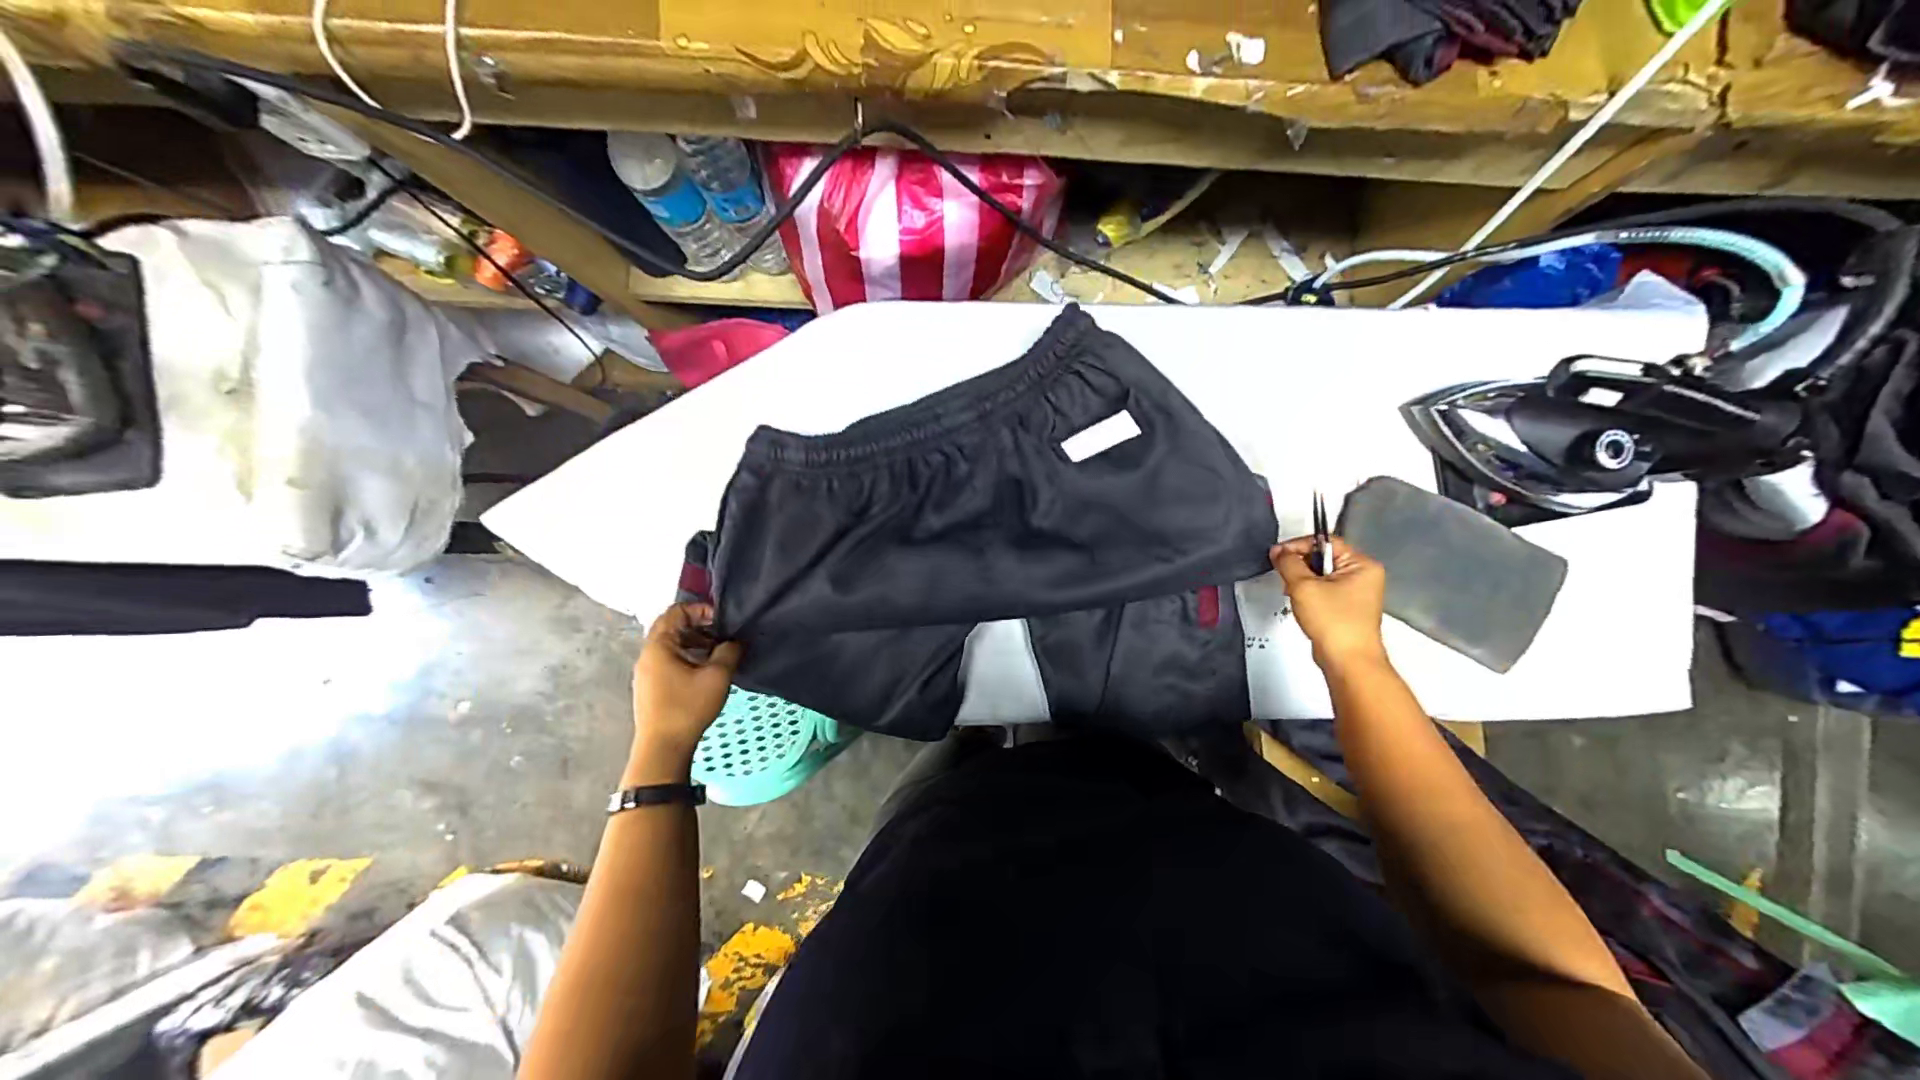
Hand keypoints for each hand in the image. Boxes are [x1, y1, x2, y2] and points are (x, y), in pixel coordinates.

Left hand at [631, 603, 741, 766]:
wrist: (663, 748)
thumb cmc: (688, 708)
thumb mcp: (717, 676)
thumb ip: (729, 651)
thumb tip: (735, 641)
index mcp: (659, 646)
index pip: (676, 611)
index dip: (700, 608)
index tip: (722, 619)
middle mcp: (647, 655)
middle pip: (672, 627)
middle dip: (699, 626)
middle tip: (722, 635)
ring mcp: (646, 672)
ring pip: (671, 645)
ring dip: (694, 643)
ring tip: (718, 654)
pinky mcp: (649, 687)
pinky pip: (668, 661)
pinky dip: (687, 657)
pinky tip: (704, 672)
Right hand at [1271, 536, 1387, 669]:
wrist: (1347, 660)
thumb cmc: (1333, 622)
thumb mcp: (1303, 586)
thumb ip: (1288, 563)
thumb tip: (1279, 551)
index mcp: (1362, 565)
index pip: (1326, 542)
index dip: (1299, 545)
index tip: (1278, 554)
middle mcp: (1364, 576)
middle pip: (1324, 557)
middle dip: (1300, 564)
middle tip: (1283, 573)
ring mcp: (1357, 593)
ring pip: (1322, 574)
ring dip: (1303, 580)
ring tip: (1293, 591)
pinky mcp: (1347, 607)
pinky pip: (1324, 590)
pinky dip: (1309, 593)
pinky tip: (1301, 603)